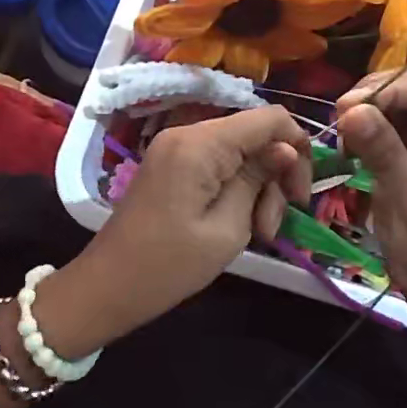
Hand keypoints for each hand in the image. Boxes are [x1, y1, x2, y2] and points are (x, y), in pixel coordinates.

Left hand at [60, 107, 311, 343]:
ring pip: (241, 152)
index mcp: (201, 143)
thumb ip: (259, 179)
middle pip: (256, 135)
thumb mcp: (228, 227)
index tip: (299, 195)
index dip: (297, 148)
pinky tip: (239, 223)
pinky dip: (237, 189)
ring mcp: (177, 148)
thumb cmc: (169, 266)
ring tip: (257, 234)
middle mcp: (188, 133)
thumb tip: (286, 148)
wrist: (107, 288)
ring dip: (258, 189)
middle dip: (275, 177)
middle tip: (272, 225)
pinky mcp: (173, 164)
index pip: (270, 119)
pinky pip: (220, 163)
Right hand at [336, 71, 406, 323]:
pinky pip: (393, 139)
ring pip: (400, 116)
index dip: (390, 89)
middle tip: (338, 118)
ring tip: (341, 135)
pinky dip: (369, 139)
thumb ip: (383, 151)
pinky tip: (350, 148)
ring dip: (369, 119)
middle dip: (376, 101)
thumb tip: (349, 108)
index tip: (348, 106)